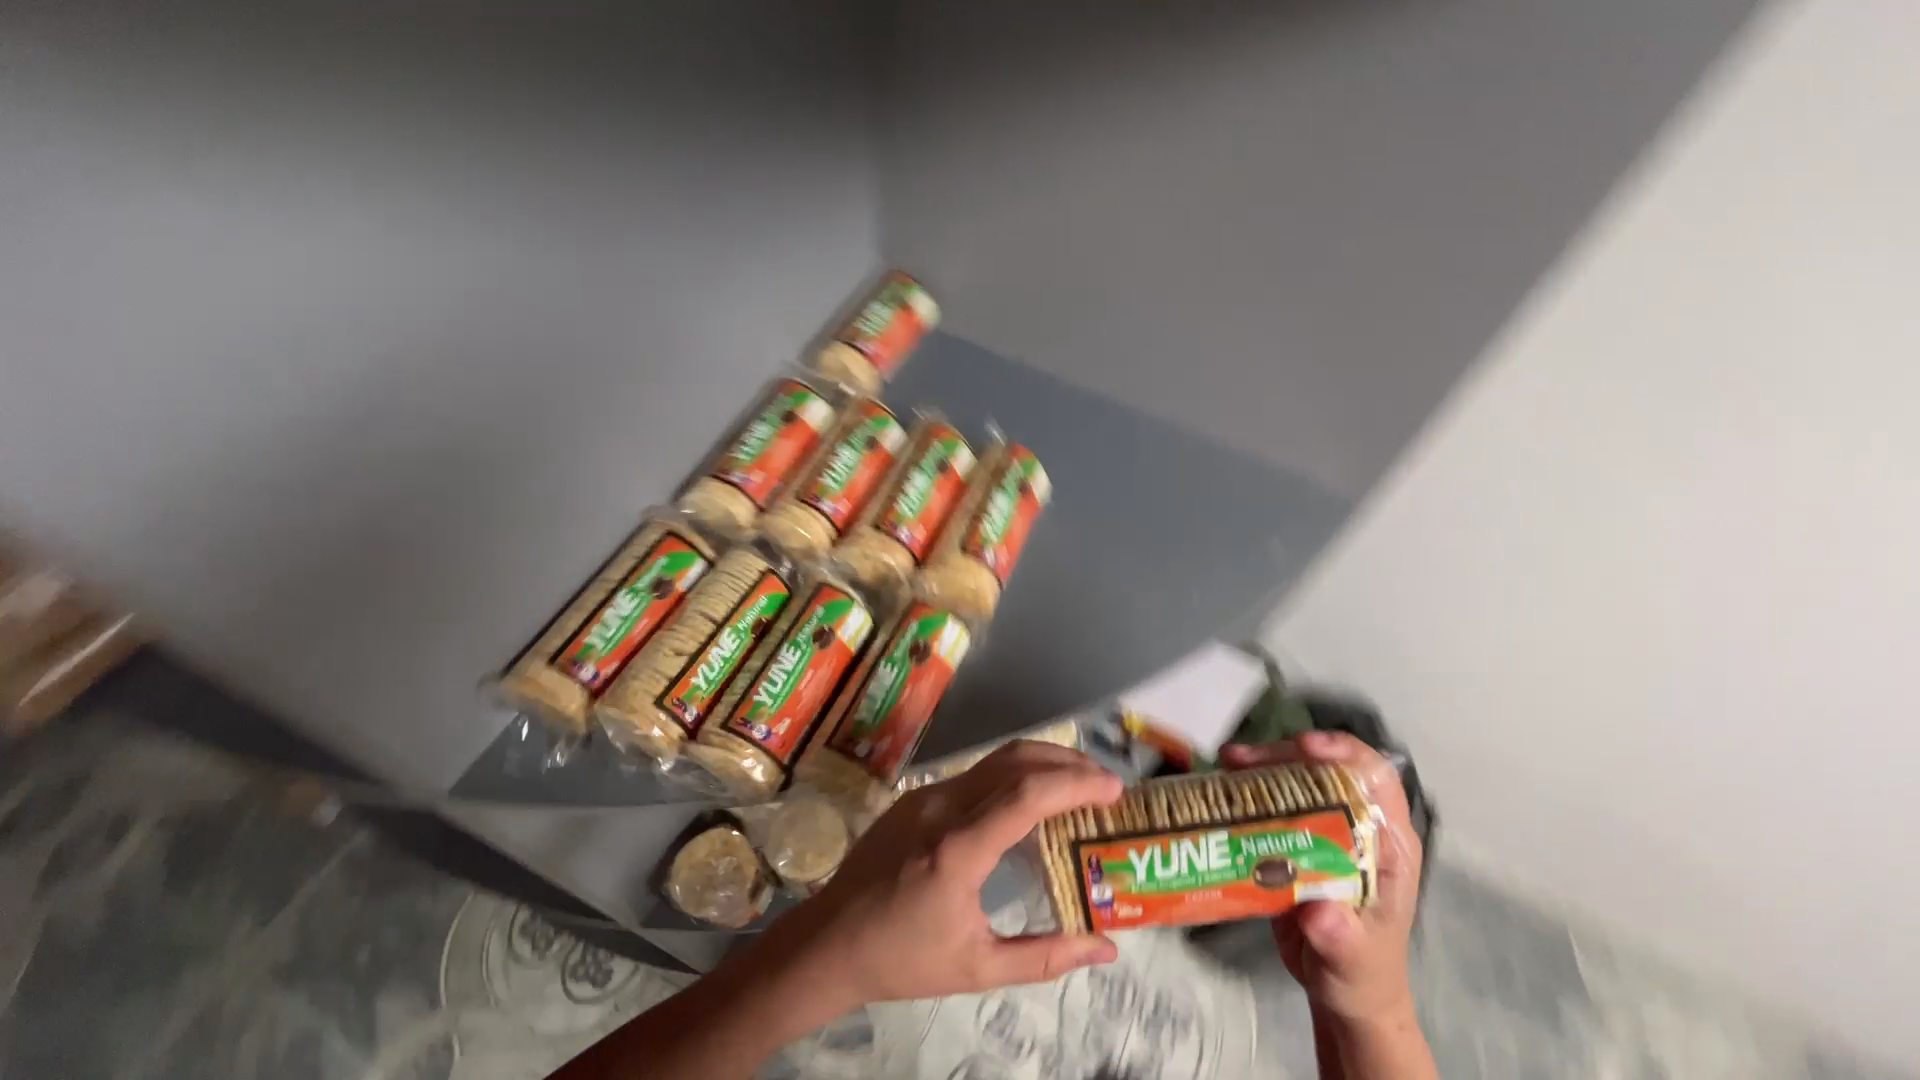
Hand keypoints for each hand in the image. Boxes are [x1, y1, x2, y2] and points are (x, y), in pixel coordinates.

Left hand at [768, 739, 1123, 1006]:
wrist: (827, 942)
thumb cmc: (903, 960)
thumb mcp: (978, 968)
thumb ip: (1046, 956)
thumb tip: (1107, 949)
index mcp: (957, 851)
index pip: (1026, 795)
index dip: (1075, 784)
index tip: (1114, 790)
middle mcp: (941, 810)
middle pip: (1014, 761)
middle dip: (1067, 762)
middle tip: (1106, 782)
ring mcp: (923, 797)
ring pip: (993, 761)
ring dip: (1041, 764)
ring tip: (1078, 786)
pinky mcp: (913, 798)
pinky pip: (973, 775)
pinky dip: (1013, 776)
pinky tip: (1030, 801)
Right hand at [1219, 731, 1422, 1025]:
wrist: (1341, 991)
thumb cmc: (1361, 974)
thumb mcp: (1355, 960)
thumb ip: (1341, 938)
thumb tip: (1319, 914)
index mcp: (1388, 844)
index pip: (1376, 779)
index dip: (1343, 754)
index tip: (1305, 749)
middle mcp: (1358, 826)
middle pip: (1326, 770)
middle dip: (1284, 756)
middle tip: (1240, 760)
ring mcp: (1326, 830)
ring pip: (1297, 779)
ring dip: (1260, 767)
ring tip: (1225, 764)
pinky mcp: (1295, 841)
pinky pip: (1272, 803)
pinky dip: (1246, 791)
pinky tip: (1220, 789)